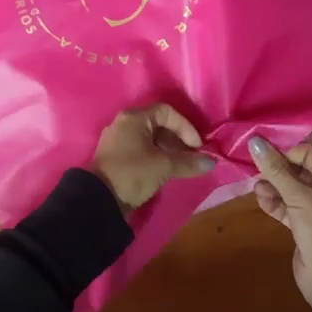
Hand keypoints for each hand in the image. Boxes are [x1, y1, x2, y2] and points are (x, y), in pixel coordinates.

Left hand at [89, 103, 216, 211]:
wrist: (100, 199)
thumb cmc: (133, 173)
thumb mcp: (163, 166)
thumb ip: (188, 162)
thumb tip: (211, 162)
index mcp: (134, 117)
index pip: (166, 112)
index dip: (185, 127)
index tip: (196, 147)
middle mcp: (124, 123)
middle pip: (158, 124)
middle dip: (178, 140)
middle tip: (191, 157)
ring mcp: (118, 139)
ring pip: (150, 138)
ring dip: (168, 150)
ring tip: (181, 166)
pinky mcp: (116, 156)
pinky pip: (141, 149)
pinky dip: (156, 156)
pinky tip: (166, 171)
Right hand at [249, 137, 311, 306]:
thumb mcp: (297, 195)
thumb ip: (275, 169)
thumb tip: (254, 141)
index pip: (308, 153)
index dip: (285, 152)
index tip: (262, 155)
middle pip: (297, 170)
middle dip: (276, 171)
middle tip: (255, 171)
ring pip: (289, 190)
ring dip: (272, 187)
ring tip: (258, 190)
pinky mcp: (304, 226)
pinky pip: (287, 207)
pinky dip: (275, 203)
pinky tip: (262, 202)